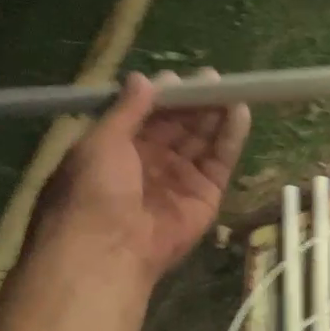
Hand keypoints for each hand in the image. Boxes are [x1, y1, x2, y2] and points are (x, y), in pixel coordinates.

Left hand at [35, 70, 251, 281]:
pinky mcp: (207, 190)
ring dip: (217, 113)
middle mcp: (148, 163)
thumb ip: (126, 111)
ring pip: (203, 138)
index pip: (145, 117)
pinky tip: (239, 112)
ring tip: (233, 89)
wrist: (107, 251)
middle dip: (196, 102)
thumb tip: (143, 78)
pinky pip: (221, 157)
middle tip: (217, 79)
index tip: (182, 78)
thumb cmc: (90, 194)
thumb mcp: (98, 145)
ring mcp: (179, 177)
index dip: (164, 97)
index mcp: (114, 152)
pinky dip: (231, 134)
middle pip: (179, 125)